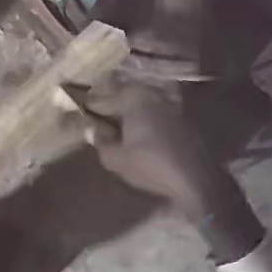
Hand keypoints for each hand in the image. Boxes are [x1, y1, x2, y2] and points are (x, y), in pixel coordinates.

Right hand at [74, 80, 264, 262]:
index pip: (102, 97)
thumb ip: (101, 142)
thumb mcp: (116, 159)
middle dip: (108, 104)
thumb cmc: (151, 165)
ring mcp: (171, 103)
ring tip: (114, 126)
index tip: (74, 111)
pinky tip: (137, 133)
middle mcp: (153, 93)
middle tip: (94, 117)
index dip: (86, 106)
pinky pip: (154, 112)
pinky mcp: (183, 118)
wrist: (196, 179)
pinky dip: (143, 119)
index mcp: (134, 97)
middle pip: (123, 95)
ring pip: (141, 102)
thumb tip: (92, 130)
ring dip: (127, 111)